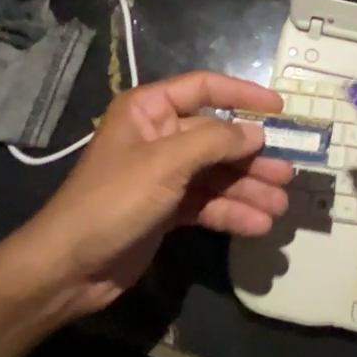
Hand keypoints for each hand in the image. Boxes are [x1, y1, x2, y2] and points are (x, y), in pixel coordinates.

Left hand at [2, 72, 294, 318]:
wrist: (68, 268)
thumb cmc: (113, 200)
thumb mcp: (165, 163)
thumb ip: (215, 141)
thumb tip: (255, 132)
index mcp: (150, 109)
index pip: (205, 88)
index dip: (243, 94)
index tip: (279, 108)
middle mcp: (159, 135)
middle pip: (217, 137)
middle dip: (252, 157)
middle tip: (288, 172)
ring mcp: (163, 174)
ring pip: (216, 174)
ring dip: (248, 188)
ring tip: (279, 205)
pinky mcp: (166, 209)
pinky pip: (207, 203)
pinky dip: (231, 212)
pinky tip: (257, 224)